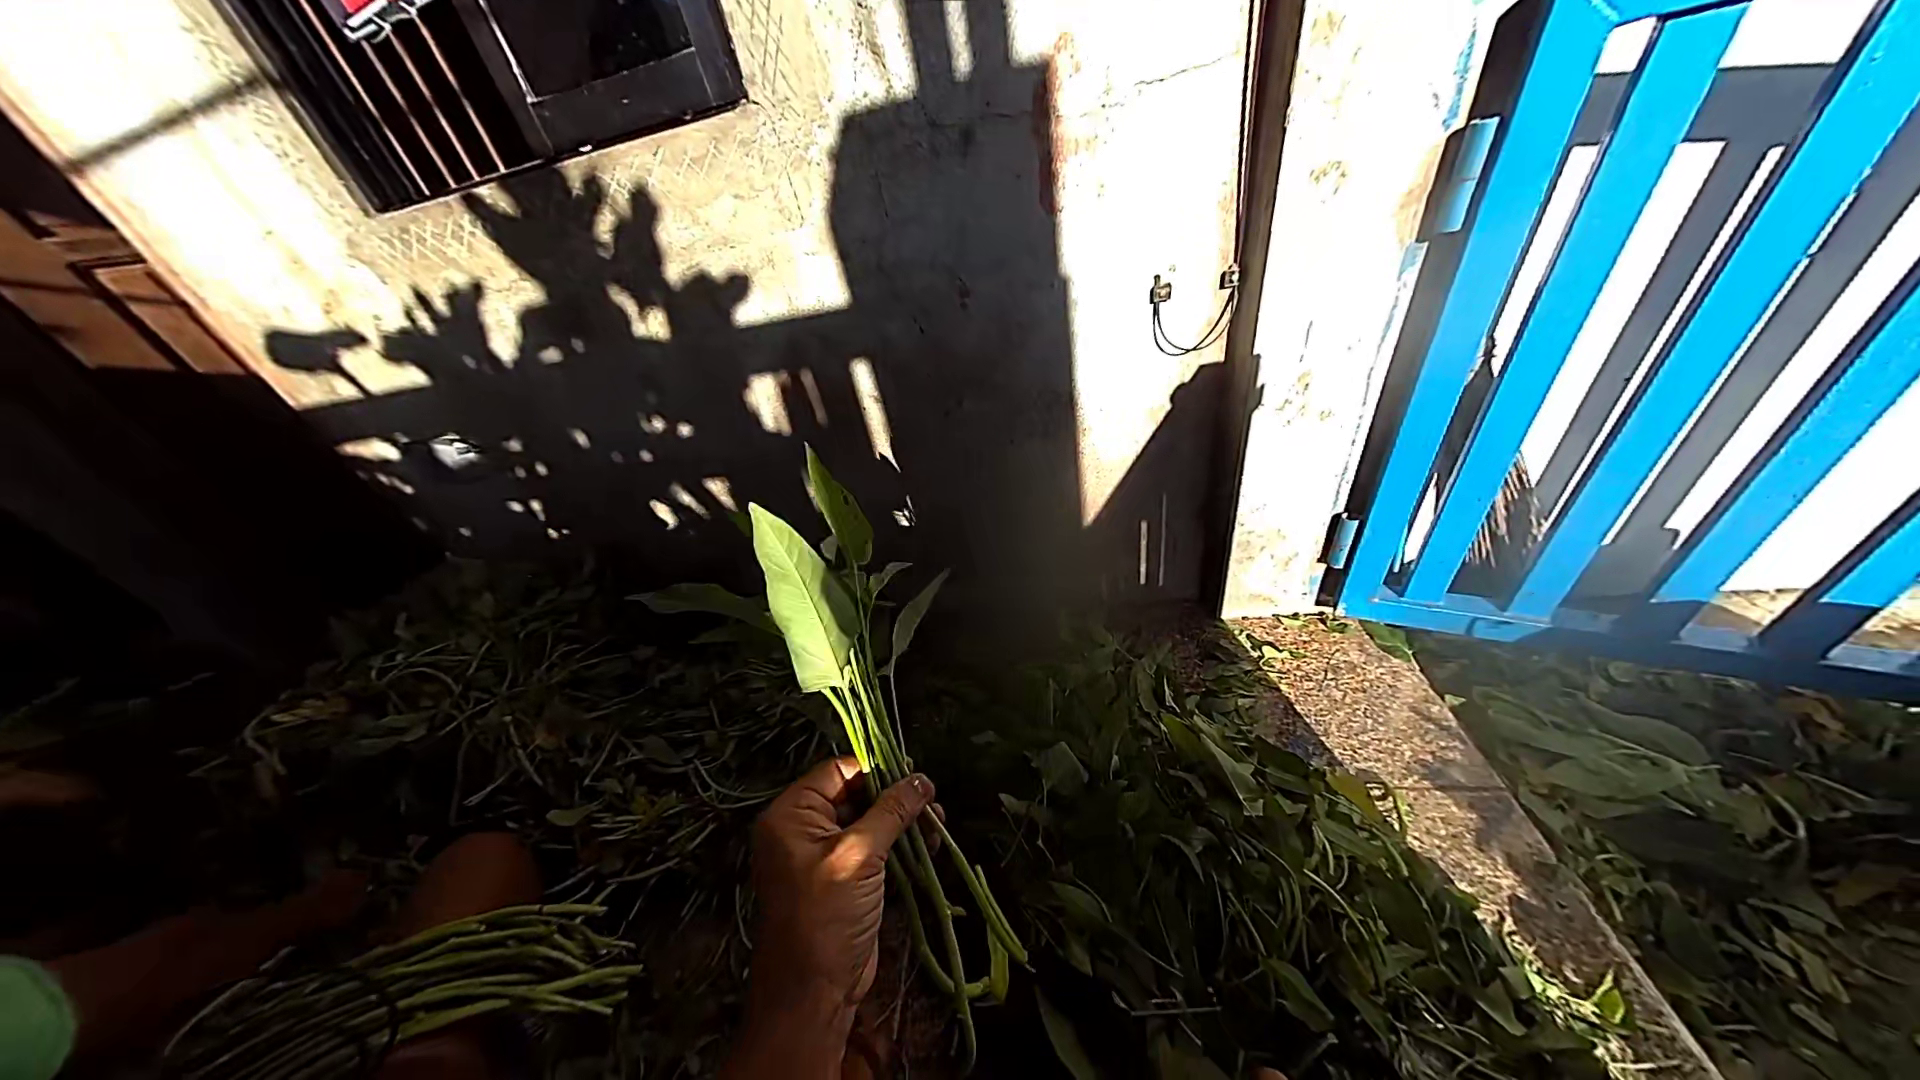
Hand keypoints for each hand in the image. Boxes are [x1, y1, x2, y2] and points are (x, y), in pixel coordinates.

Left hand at [722, 757, 933, 1078]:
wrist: (813, 995)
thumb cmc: (826, 916)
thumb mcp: (858, 855)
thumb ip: (891, 811)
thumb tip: (922, 779)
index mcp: (792, 814)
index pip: (838, 771)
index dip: (876, 769)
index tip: (914, 774)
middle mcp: (804, 828)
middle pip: (856, 794)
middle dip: (896, 797)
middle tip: (933, 801)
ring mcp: (824, 854)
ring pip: (870, 821)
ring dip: (903, 821)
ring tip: (938, 822)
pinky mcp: (844, 877)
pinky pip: (873, 847)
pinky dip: (899, 844)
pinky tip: (929, 842)